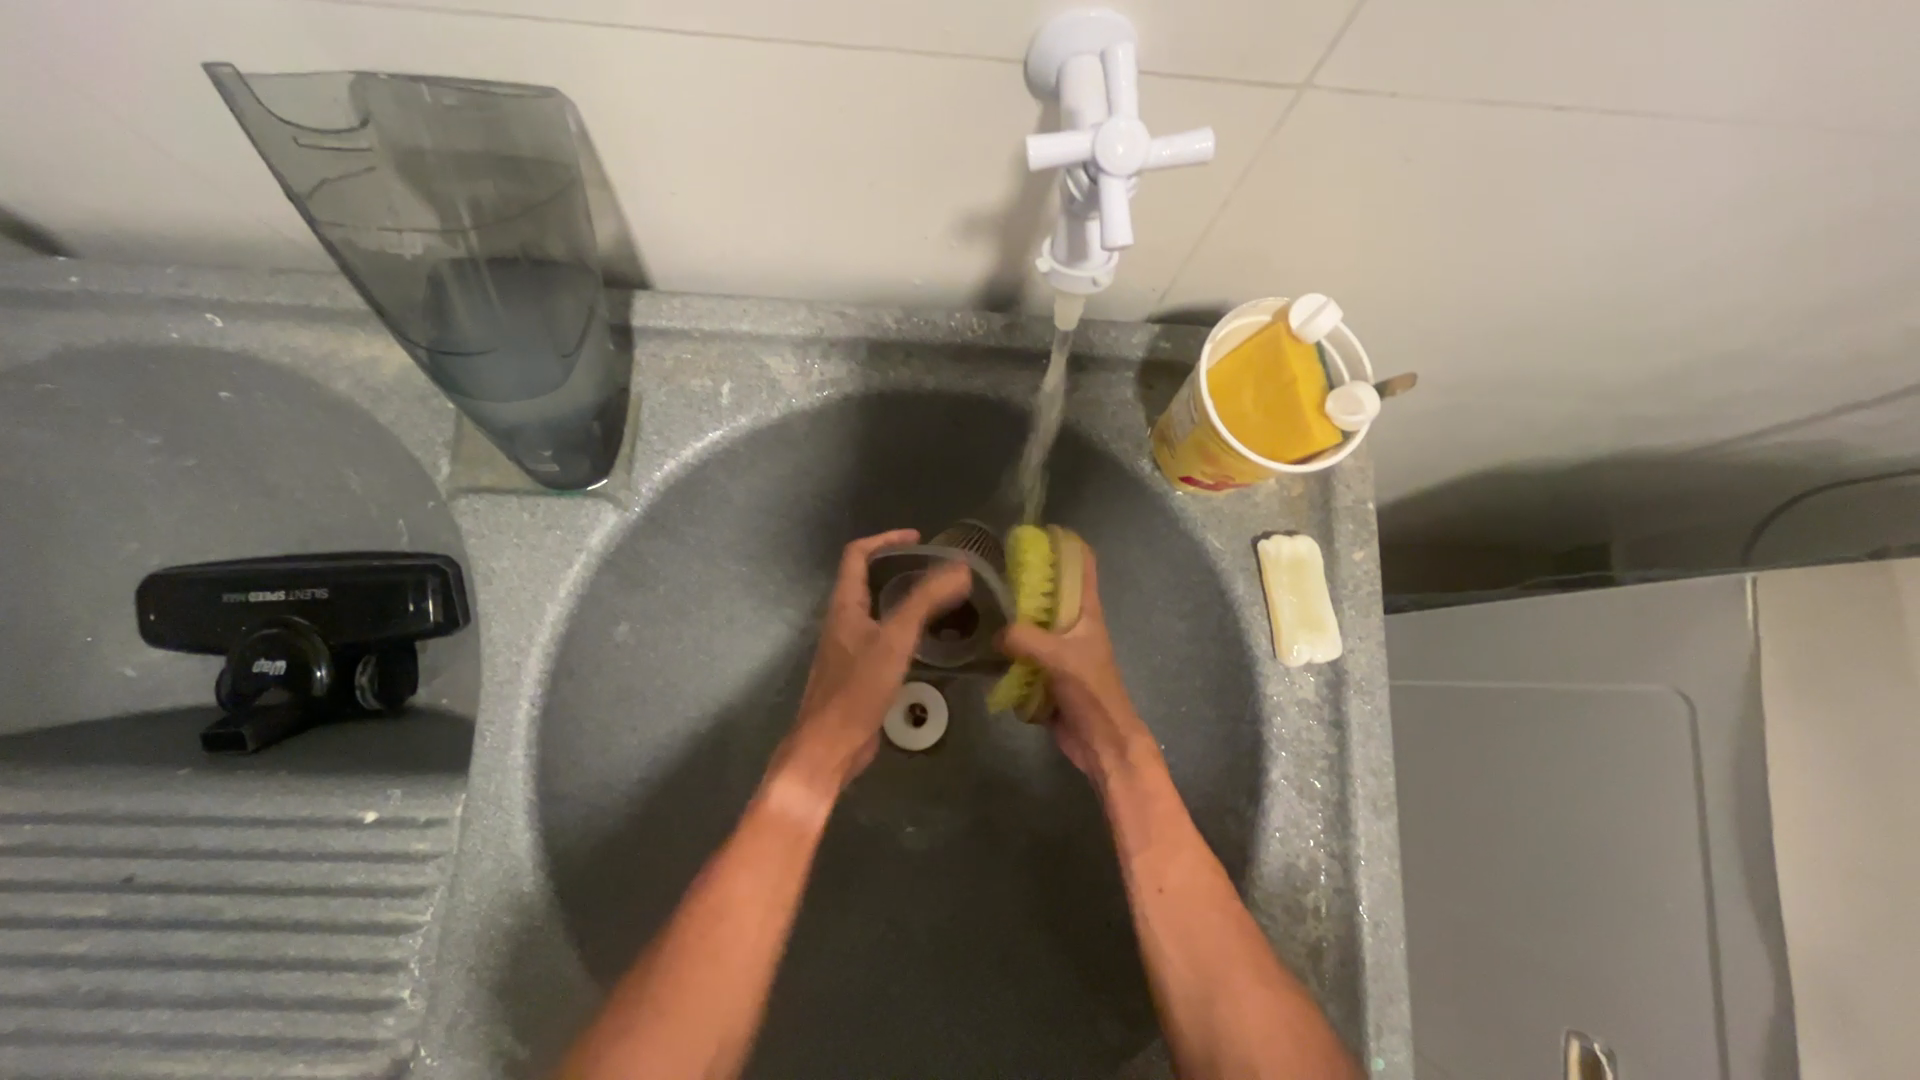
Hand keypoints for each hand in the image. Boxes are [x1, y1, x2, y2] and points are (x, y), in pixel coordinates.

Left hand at [768, 529, 971, 814]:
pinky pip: (885, 638)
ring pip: (878, 611)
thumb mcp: (895, 639)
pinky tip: (931, 642)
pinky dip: (907, 630)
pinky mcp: (860, 672)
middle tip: (938, 570)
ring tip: (942, 600)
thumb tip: (960, 567)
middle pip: (868, 581)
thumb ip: (925, 601)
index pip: (857, 555)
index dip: (885, 539)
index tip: (918, 538)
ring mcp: (850, 648)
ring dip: (906, 600)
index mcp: (844, 605)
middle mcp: (843, 621)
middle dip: (901, 568)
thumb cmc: (857, 688)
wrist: (830, 745)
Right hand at [998, 546, 1158, 786]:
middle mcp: (1072, 626)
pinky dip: (1005, 651)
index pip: (1082, 565)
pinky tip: (980, 646)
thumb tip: (995, 634)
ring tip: (977, 604)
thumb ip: (1025, 639)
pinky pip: (1021, 655)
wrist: (1100, 741)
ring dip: (1010, 617)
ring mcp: (1058, 651)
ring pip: (1031, 624)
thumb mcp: (1059, 658)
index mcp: (1086, 612)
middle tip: (989, 568)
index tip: (1036, 531)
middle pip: (1049, 592)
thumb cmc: (1091, 692)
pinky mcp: (1045, 675)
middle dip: (1024, 580)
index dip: (1065, 543)